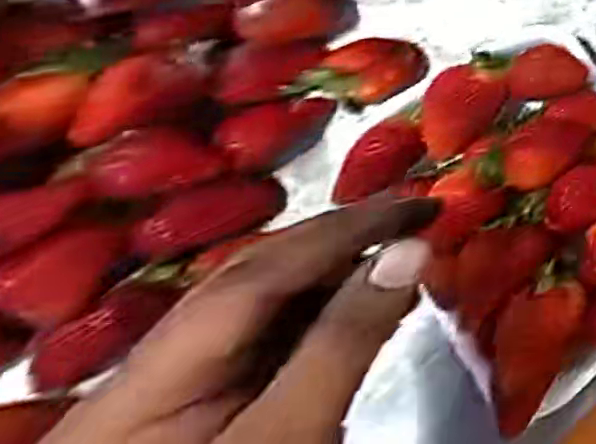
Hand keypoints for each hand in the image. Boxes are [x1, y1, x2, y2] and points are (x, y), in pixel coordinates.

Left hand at [45, 197, 436, 443]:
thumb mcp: (291, 436)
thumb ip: (347, 340)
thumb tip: (413, 248)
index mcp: (144, 384)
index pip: (256, 277)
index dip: (343, 231)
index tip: (422, 204)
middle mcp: (144, 374)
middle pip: (249, 279)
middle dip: (338, 238)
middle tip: (415, 214)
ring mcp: (165, 392)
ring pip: (257, 300)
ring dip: (334, 264)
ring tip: (399, 246)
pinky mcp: (194, 407)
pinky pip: (265, 330)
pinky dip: (323, 300)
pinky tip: (363, 296)